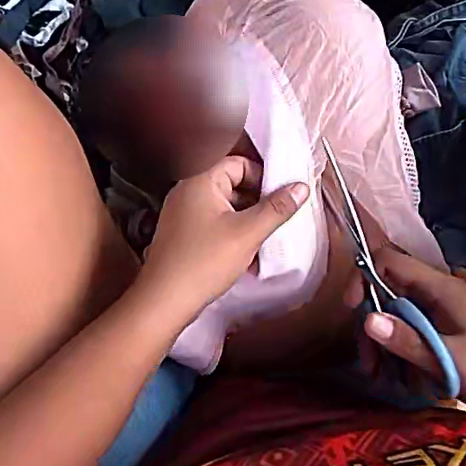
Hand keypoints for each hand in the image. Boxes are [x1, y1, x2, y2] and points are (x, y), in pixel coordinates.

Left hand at [137, 156, 309, 320]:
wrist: (164, 301)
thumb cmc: (205, 261)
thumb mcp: (249, 232)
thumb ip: (277, 208)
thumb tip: (301, 187)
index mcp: (200, 182)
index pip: (238, 163)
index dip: (262, 176)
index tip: (281, 195)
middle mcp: (187, 192)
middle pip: (232, 184)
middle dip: (258, 200)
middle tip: (278, 216)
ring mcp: (182, 215)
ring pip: (225, 206)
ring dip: (248, 218)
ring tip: (265, 237)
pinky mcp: (182, 235)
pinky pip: (214, 223)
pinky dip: (233, 232)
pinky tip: (247, 253)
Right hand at [350, 246, 465, 422]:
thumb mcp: (447, 360)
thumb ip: (406, 340)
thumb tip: (366, 320)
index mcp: (443, 289)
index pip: (391, 262)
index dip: (365, 277)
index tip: (353, 310)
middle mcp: (440, 294)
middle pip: (389, 292)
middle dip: (372, 323)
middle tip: (368, 362)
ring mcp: (442, 312)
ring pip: (397, 315)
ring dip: (384, 342)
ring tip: (381, 377)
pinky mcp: (444, 331)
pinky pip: (411, 331)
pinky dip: (400, 351)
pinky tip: (400, 378)